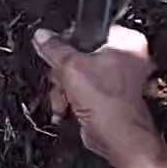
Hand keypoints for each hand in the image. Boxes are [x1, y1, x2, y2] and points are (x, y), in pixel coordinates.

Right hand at [32, 24, 166, 167]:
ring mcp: (115, 77)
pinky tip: (68, 108)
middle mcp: (123, 57)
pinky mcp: (106, 95)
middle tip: (63, 83)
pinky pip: (79, 89)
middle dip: (62, 75)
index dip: (68, 45)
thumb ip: (54, 49)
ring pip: (74, 75)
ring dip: (62, 90)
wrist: (116, 137)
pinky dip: (70, 99)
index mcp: (124, 41)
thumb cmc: (106, 102)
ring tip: (65, 101)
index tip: (59, 57)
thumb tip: (41, 35)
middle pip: (77, 56)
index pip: (86, 31)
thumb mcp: (71, 67)